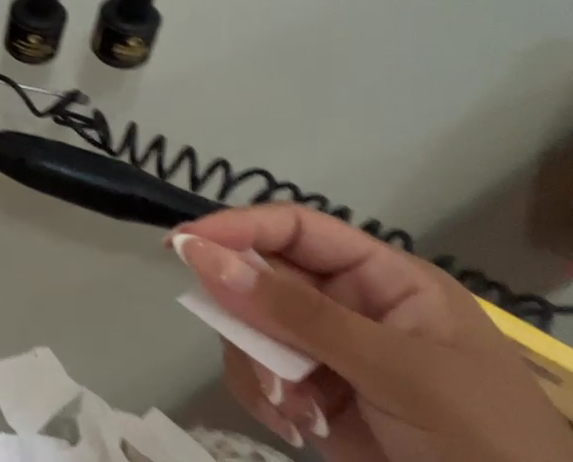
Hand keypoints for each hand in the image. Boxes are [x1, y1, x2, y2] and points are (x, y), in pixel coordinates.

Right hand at [172, 204, 572, 461]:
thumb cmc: (484, 439)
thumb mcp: (397, 371)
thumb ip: (296, 313)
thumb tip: (198, 252)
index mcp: (387, 280)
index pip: (296, 228)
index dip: (237, 227)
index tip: (182, 244)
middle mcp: (351, 305)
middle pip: (260, 276)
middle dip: (248, 317)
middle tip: (253, 352)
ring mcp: (329, 350)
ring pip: (247, 325)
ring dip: (255, 363)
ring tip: (291, 406)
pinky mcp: (311, 392)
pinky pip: (254, 369)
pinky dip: (260, 393)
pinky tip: (293, 424)